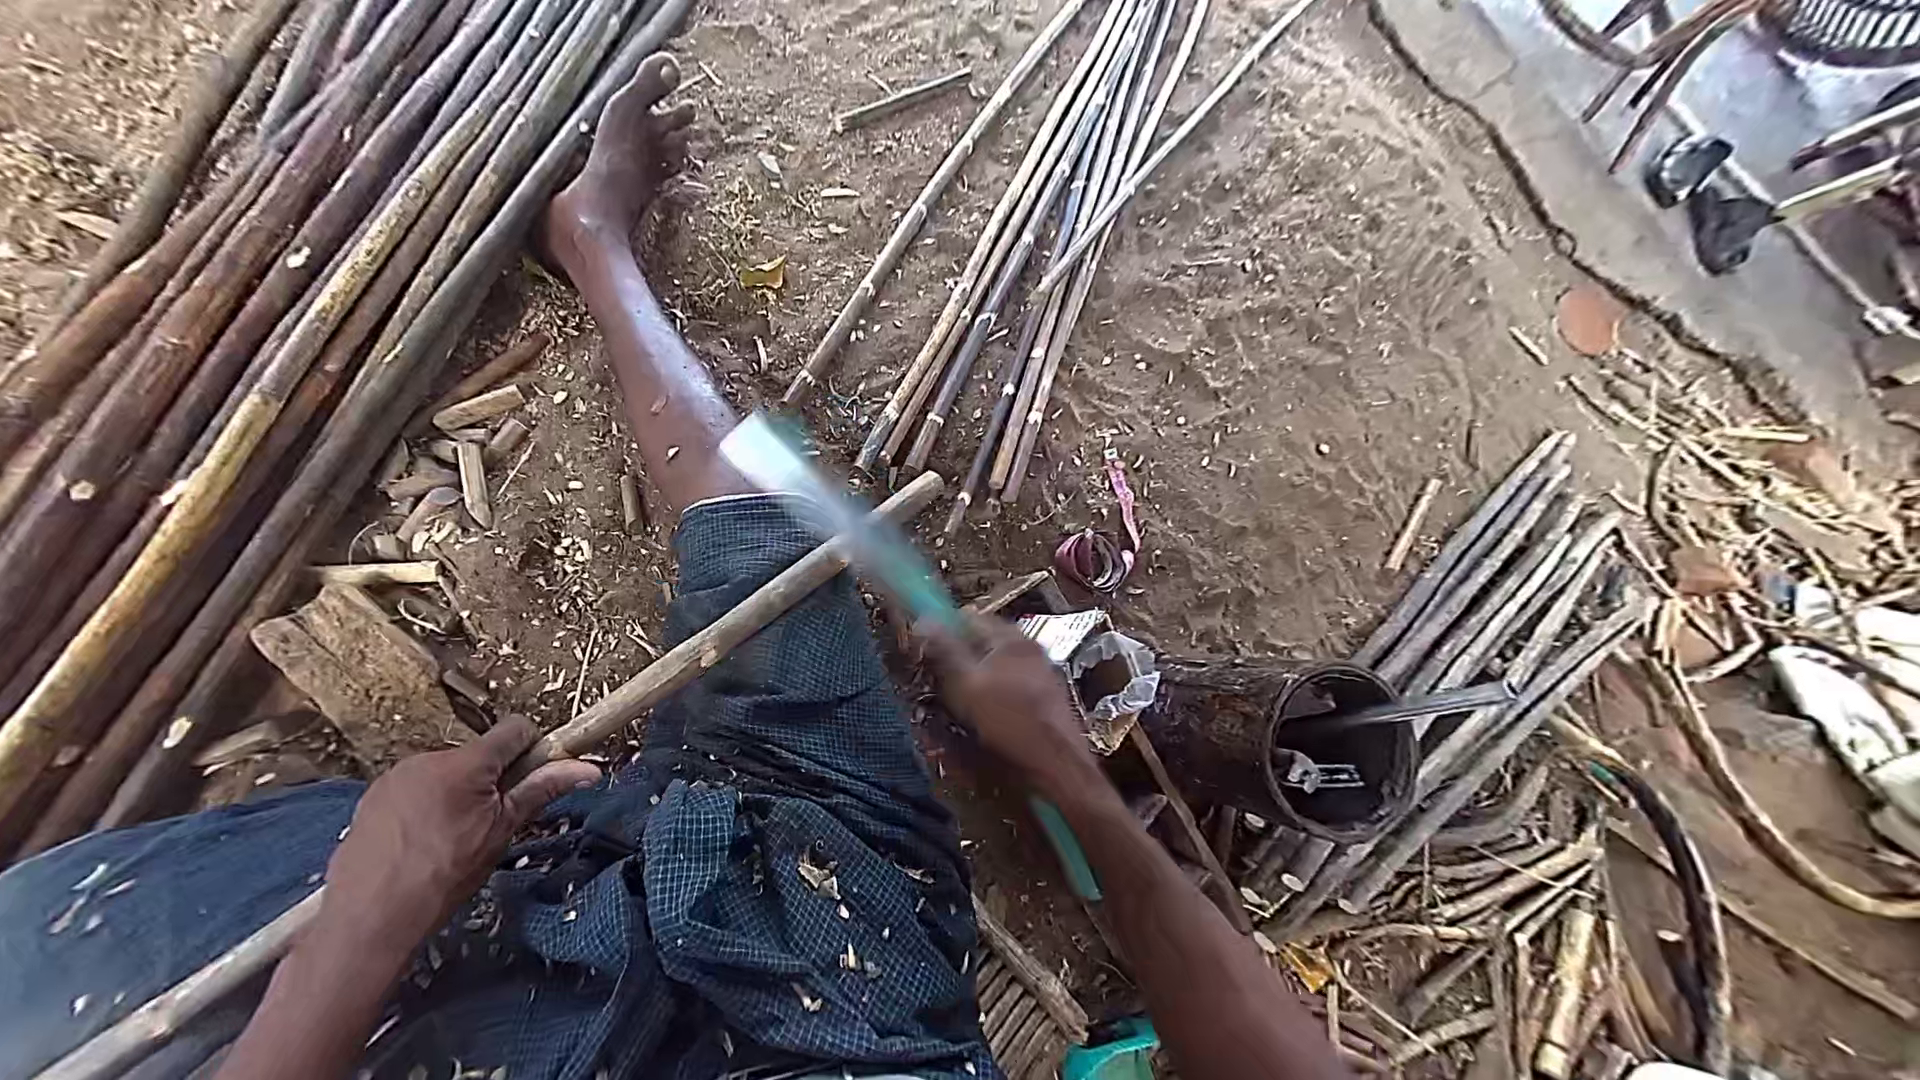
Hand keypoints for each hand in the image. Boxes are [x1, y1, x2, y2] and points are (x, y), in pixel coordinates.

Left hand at [319, 718, 600, 956]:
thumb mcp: (504, 829)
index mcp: (465, 763)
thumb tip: (590, 769)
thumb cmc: (443, 875)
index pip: (516, 728)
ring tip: (455, 834)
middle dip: (494, 776)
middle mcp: (427, 759)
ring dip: (461, 789)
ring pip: (449, 770)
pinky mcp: (371, 798)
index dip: (532, 750)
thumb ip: (544, 789)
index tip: (530, 782)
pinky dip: (430, 802)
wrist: (365, 923)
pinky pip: (417, 786)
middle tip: (493, 818)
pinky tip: (424, 839)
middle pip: (481, 752)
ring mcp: (394, 778)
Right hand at [924, 615, 1098, 795]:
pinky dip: (997, 689)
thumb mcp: (966, 684)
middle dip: (963, 652)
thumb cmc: (1008, 720)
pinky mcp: (1048, 694)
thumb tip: (923, 620)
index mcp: (1011, 636)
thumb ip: (945, 650)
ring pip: (1000, 661)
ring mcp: (1043, 669)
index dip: (945, 629)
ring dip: (980, 673)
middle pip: (987, 639)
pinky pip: (1013, 681)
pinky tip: (989, 711)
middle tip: (943, 674)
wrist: (1057, 762)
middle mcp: (1031, 646)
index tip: (927, 649)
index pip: (969, 618)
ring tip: (963, 696)